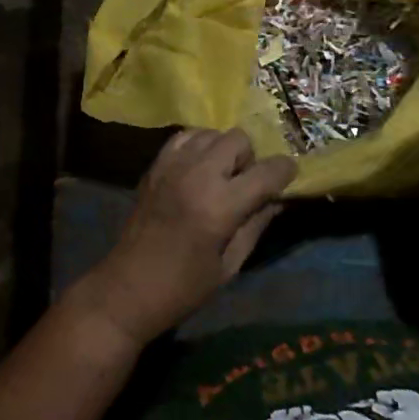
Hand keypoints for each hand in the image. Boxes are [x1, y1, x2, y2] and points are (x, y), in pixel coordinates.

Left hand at [71, 129, 295, 345]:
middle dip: (250, 158)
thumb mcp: (230, 265)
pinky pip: (184, 136)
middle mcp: (197, 175)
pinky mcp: (155, 165)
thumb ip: (256, 225)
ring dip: (223, 149)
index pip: (266, 172)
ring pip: (211, 132)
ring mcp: (172, 165)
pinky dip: (198, 145)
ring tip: (220, 176)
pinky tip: (198, 169)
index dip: (284, 172)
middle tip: (245, 185)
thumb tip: (279, 199)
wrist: (128, 285)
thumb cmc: (185, 287)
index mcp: (220, 206)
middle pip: (237, 139)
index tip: (290, 177)